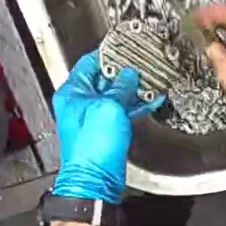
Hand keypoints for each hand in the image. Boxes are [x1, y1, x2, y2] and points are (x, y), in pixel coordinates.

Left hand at [52, 51, 159, 202]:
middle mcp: (82, 104)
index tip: (125, 45)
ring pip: (117, 94)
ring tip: (152, 78)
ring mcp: (96, 117)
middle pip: (105, 78)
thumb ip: (120, 88)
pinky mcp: (109, 131)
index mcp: (73, 93)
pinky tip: (152, 98)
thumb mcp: (109, 108)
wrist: (96, 180)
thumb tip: (129, 75)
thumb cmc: (93, 148)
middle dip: (125, 70)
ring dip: (134, 87)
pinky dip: (137, 104)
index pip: (90, 63)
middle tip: (143, 61)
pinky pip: (124, 111)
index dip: (108, 53)